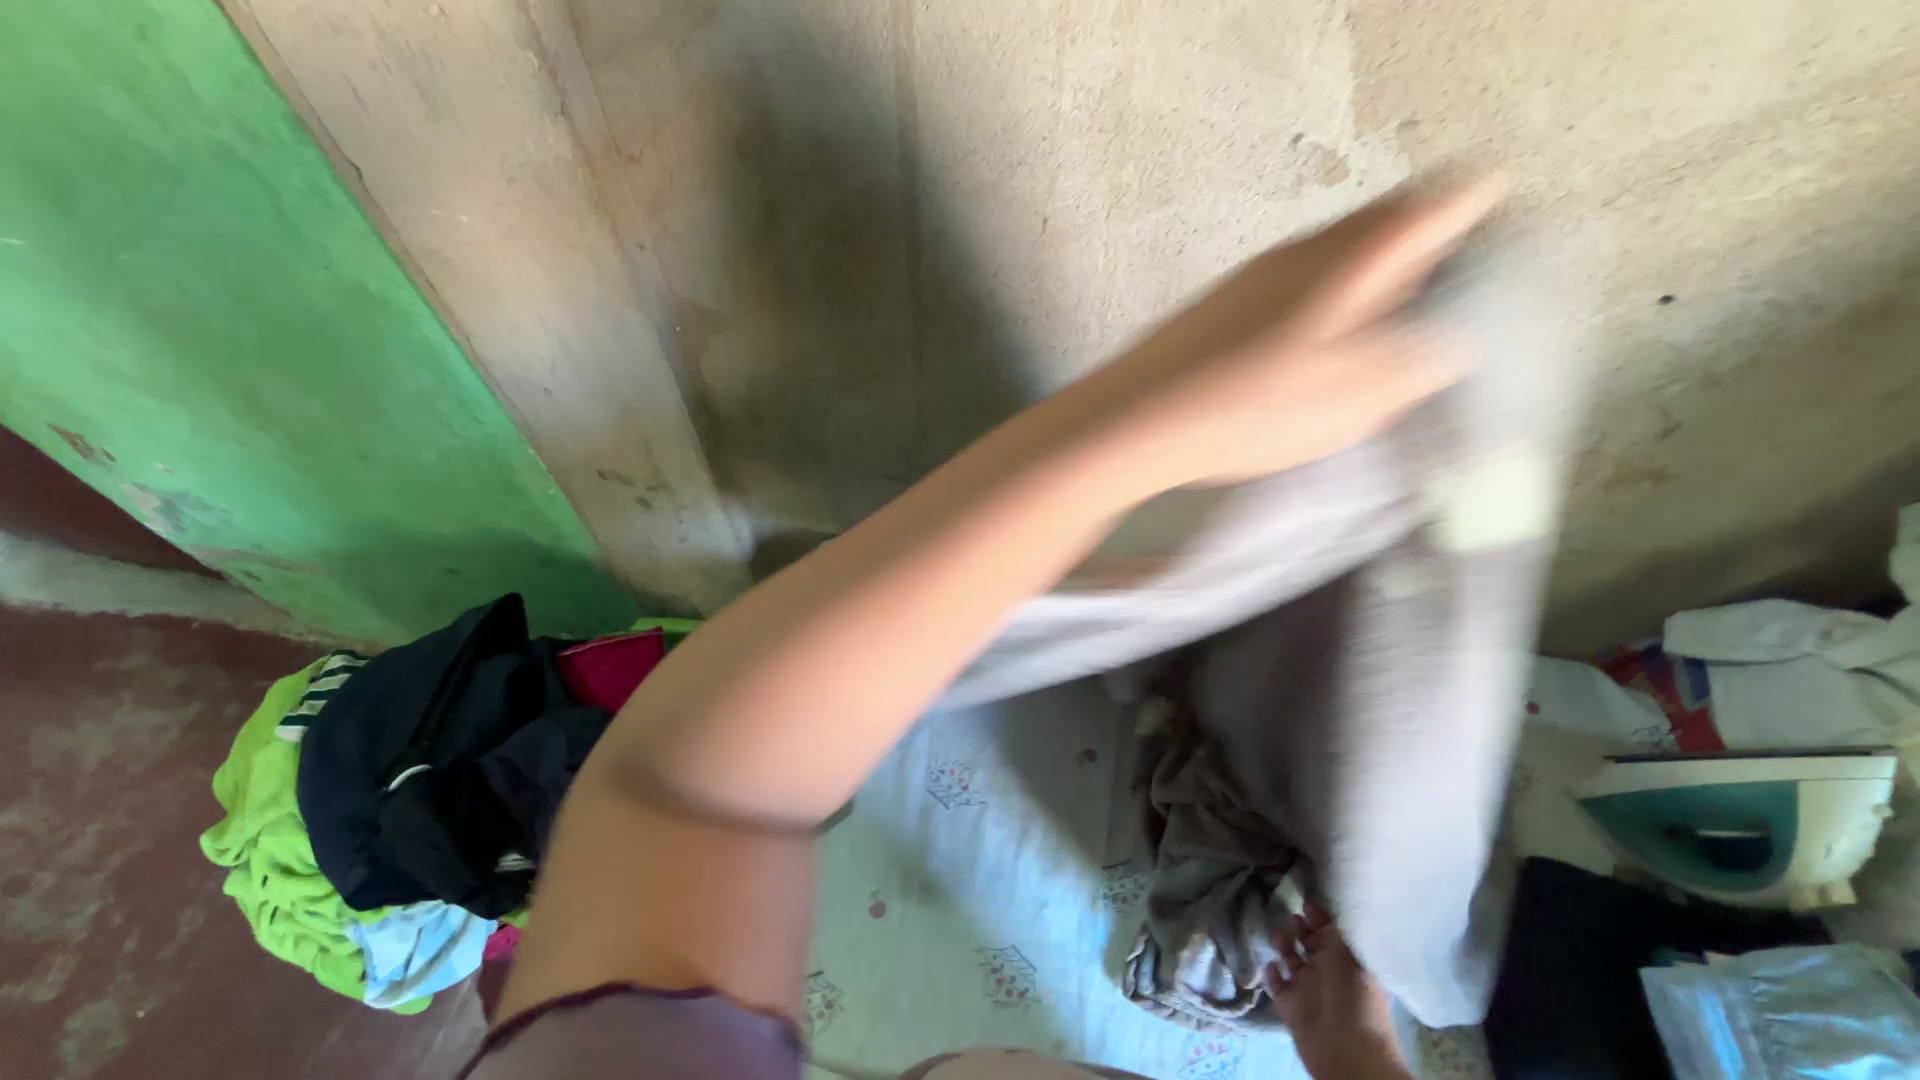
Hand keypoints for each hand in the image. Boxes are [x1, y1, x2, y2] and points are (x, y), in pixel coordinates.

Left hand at [1068, 177, 1502, 490]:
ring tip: (1385, 315)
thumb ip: (1410, 365)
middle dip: (1417, 243)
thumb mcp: (1352, 397)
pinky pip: (1289, 287)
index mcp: (1344, 264)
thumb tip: (1447, 341)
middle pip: (1373, 227)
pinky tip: (1312, 344)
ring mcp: (1250, 279)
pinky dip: (1321, 301)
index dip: (1466, 205)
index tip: (1492, 201)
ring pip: (1327, 259)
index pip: (1423, 211)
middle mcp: (1297, 255)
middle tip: (1444, 270)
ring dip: (1365, 276)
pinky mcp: (1218, 310)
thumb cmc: (1248, 409)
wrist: (1134, 420)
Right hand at [1265, 903, 1411, 1079]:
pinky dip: (1272, 972)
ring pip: (1290, 959)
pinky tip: (1271, 963)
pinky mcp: (1290, 1005)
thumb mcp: (1350, 958)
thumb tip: (1325, 907)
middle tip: (1292, 916)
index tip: (1306, 899)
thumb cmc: (1355, 1000)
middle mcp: (1326, 972)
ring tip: (1279, 937)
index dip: (1319, 915)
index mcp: (1346, 961)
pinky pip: (1276, 983)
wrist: (1347, 1053)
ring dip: (1283, 944)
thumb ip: (1334, 933)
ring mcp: (1307, 989)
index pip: (1331, 932)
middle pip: (1309, 943)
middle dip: (1299, 927)